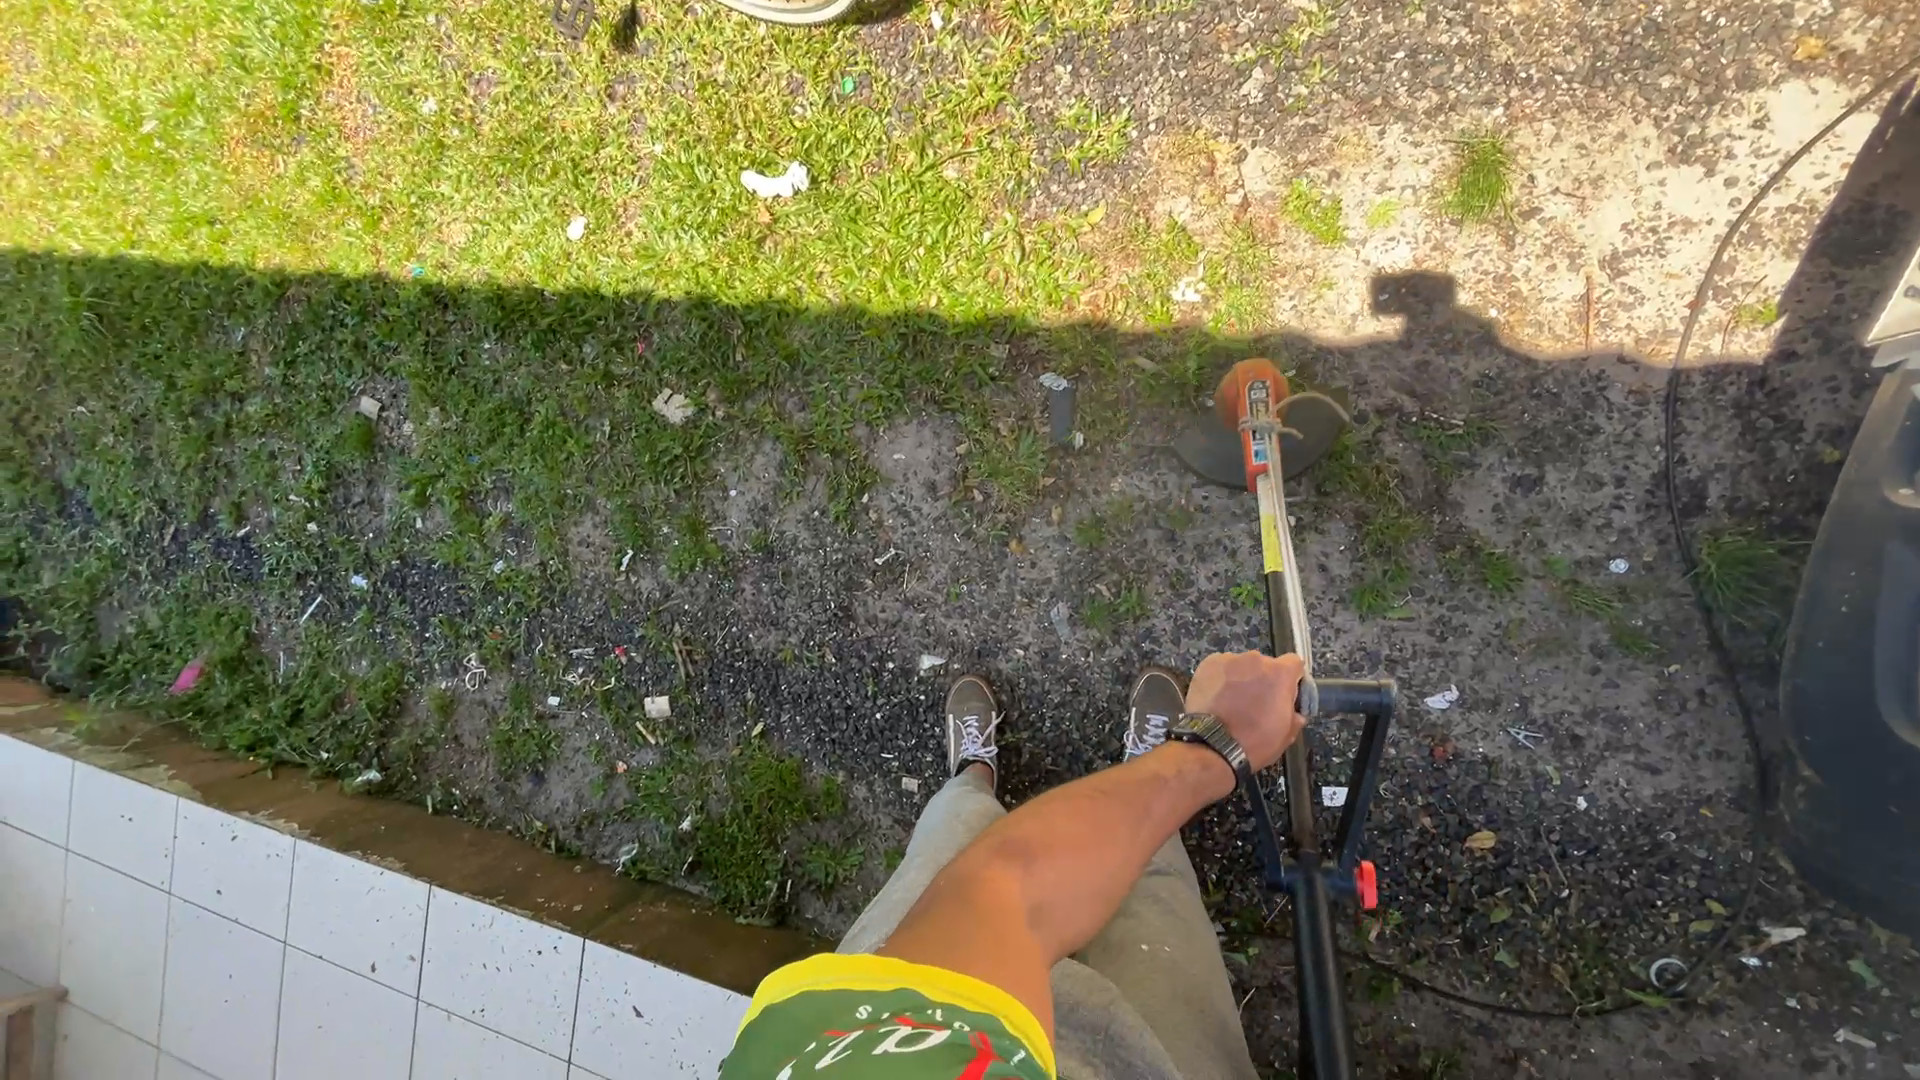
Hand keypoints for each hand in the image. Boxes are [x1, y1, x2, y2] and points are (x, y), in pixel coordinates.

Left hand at [1185, 651, 1306, 769]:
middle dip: (1263, 680)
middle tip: (1256, 702)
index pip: (1294, 663)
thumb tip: (1294, 710)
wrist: (1213, 744)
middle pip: (1265, 665)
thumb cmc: (1254, 740)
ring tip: (1232, 702)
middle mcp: (1255, 659)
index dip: (1291, 678)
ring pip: (1241, 666)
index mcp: (1280, 673)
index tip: (1285, 693)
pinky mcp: (1207, 663)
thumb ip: (1295, 712)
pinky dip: (1221, 679)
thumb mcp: (1287, 732)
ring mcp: (1228, 659)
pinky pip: (1221, 668)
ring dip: (1241, 678)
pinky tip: (1217, 697)